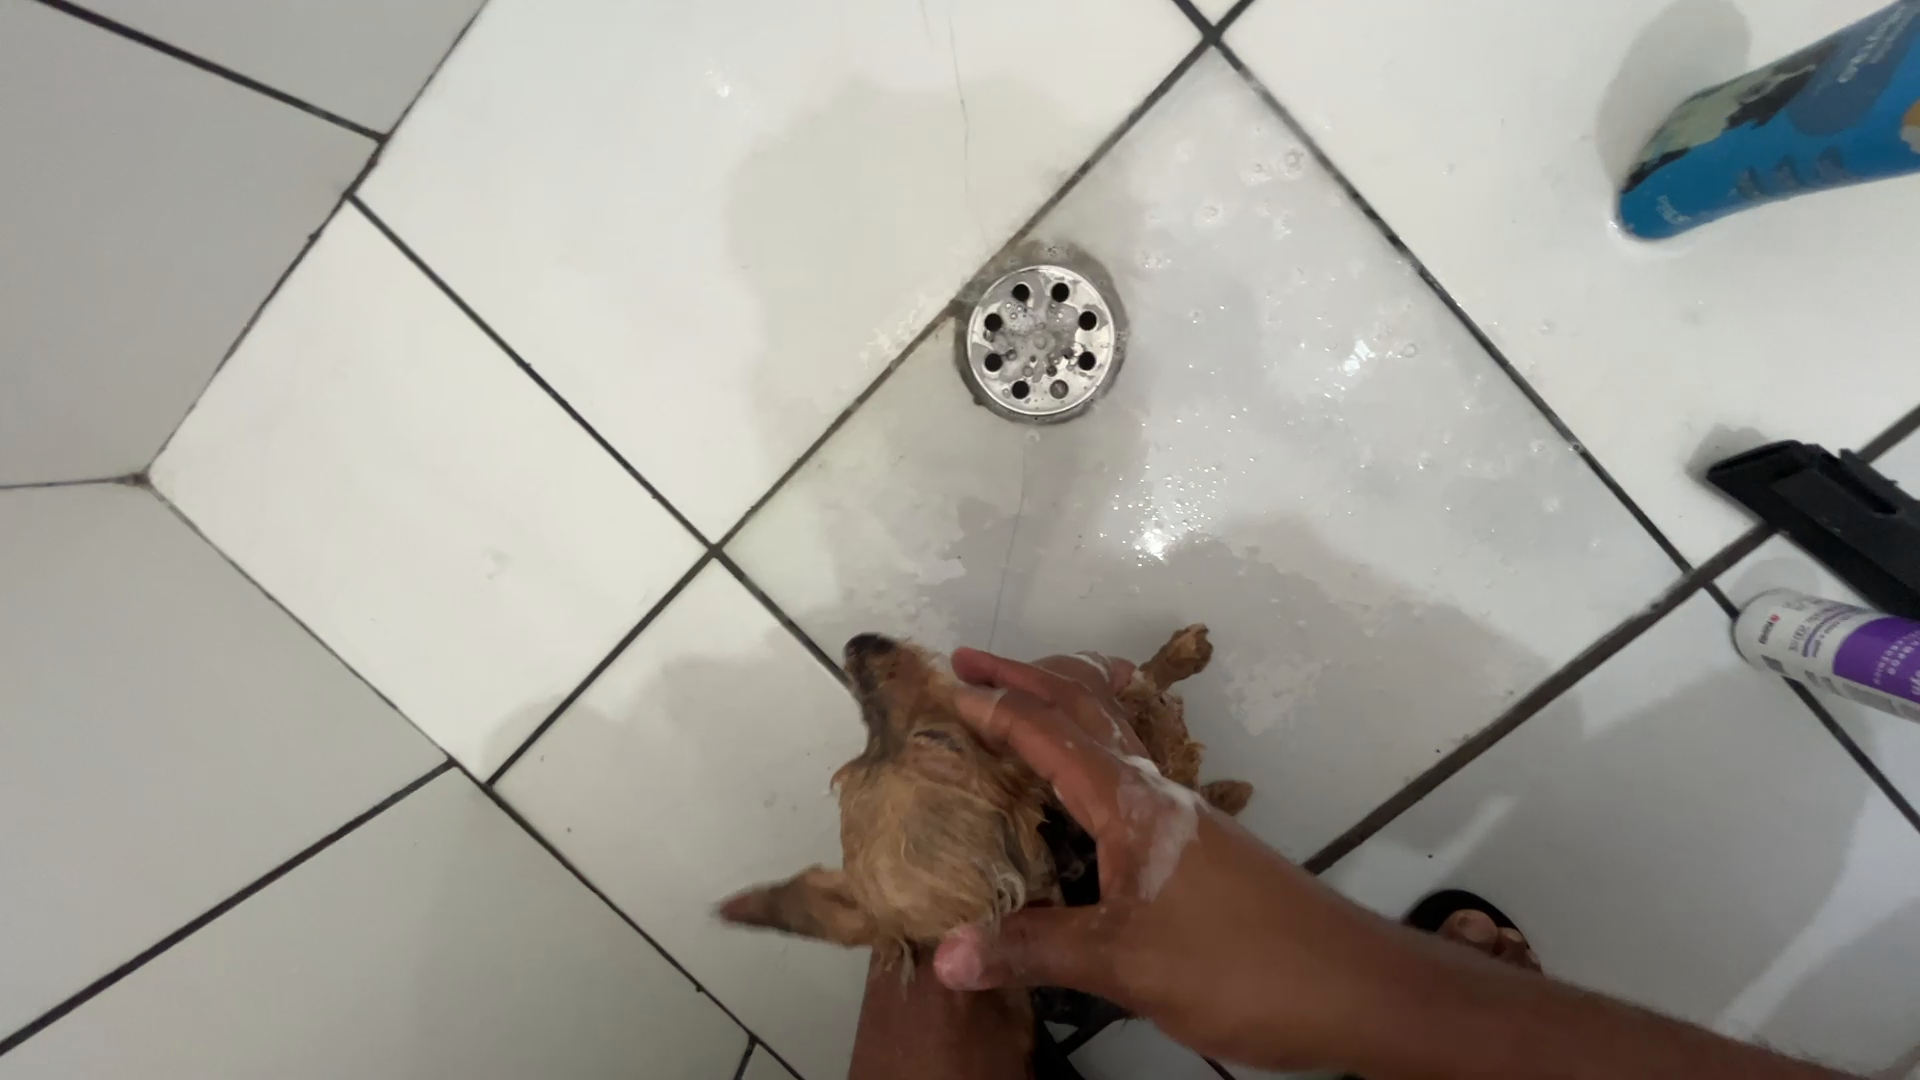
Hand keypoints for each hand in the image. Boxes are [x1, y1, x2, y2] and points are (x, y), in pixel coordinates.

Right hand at [935, 647, 1417, 1070]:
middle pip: (1080, 705)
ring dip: (1057, 698)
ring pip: (1108, 725)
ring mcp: (1172, 806)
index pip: (1049, 735)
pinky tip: (1077, 774)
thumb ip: (1036, 951)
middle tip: (969, 661)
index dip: (995, 710)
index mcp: (1127, 800)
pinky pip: (1123, 760)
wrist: (1354, 986)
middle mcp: (1148, 787)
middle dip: (1022, 677)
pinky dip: (1086, 738)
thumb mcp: (1127, 962)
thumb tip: (945, 955)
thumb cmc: (1242, 965)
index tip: (948, 691)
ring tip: (1016, 691)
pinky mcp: (1188, 833)